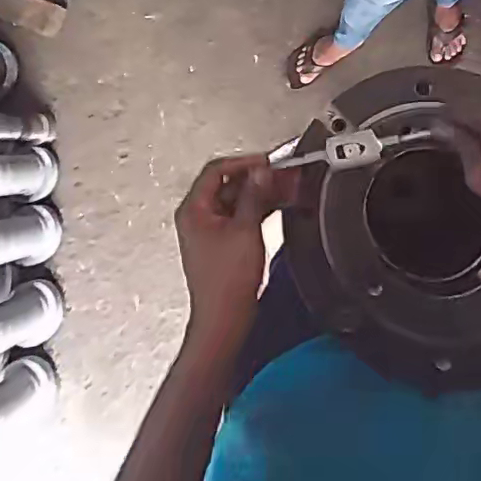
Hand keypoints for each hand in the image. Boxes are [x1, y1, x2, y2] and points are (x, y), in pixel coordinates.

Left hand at [174, 155, 296, 351]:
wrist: (224, 319)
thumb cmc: (227, 281)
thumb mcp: (245, 230)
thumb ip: (254, 195)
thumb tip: (261, 172)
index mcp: (194, 209)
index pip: (216, 171)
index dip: (243, 162)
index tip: (266, 162)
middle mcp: (198, 216)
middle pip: (227, 184)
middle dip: (256, 179)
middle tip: (281, 175)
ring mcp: (210, 229)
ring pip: (237, 200)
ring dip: (261, 193)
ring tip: (286, 188)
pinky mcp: (223, 242)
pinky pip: (241, 215)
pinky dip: (258, 208)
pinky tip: (279, 206)